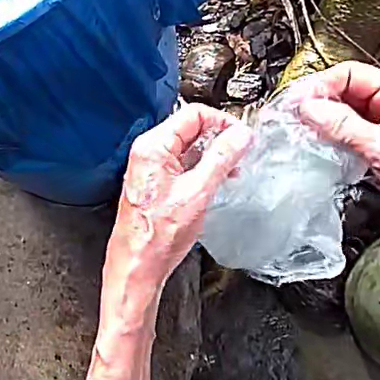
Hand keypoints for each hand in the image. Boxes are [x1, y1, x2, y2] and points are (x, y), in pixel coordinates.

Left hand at [88, 105, 252, 379]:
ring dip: (213, 157)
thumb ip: (221, 159)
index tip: (242, 136)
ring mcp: (151, 169)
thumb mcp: (198, 192)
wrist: (138, 266)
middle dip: (220, 140)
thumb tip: (240, 135)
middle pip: (191, 129)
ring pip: (189, 149)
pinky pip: (183, 166)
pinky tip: (214, 186)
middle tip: (240, 157)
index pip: (193, 114)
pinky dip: (202, 171)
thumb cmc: (156, 236)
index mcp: (153, 148)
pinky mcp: (156, 184)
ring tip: (231, 174)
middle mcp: (148, 154)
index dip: (223, 122)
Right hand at [287, 63, 379, 331]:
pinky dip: (336, 144)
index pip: (351, 76)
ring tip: (304, 133)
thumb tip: (313, 108)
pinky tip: (325, 152)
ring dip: (326, 125)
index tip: (297, 103)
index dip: (320, 87)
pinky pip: (354, 141)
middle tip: (294, 118)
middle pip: (347, 95)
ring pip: (349, 118)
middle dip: (319, 105)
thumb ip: (345, 127)